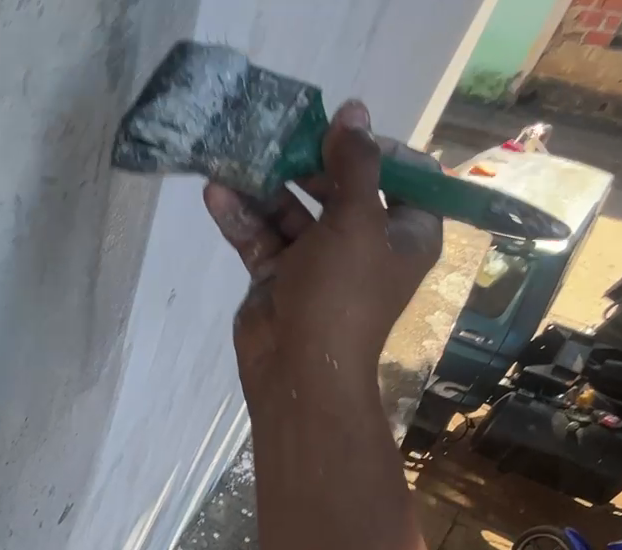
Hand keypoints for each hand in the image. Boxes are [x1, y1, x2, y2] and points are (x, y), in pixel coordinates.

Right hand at [203, 101, 442, 405]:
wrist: (297, 366)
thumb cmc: (342, 293)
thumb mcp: (357, 220)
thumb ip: (354, 163)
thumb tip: (353, 111)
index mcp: (404, 231)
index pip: (402, 174)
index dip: (374, 148)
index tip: (340, 134)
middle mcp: (363, 242)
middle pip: (338, 188)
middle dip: (307, 164)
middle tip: (282, 141)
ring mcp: (316, 261)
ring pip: (292, 212)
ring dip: (266, 188)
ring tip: (238, 158)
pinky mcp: (278, 276)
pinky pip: (262, 238)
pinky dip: (242, 218)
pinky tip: (217, 193)